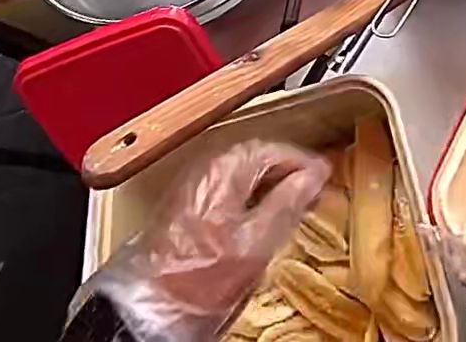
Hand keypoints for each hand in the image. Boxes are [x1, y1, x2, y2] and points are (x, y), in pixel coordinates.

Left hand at [71, 139, 330, 341]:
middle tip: (311, 192)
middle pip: (260, 159)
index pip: (277, 148)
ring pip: (244, 176)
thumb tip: (315, 175)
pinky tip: (258, 222)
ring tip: (289, 209)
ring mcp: (193, 187)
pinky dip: (249, 200)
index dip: (305, 163)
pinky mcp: (185, 209)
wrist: (142, 317)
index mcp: (226, 165)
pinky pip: (228, 191)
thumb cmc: (195, 283)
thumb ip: (289, 202)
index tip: (324, 176)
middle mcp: (207, 167)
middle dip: (288, 174)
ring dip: (269, 187)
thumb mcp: (255, 243)